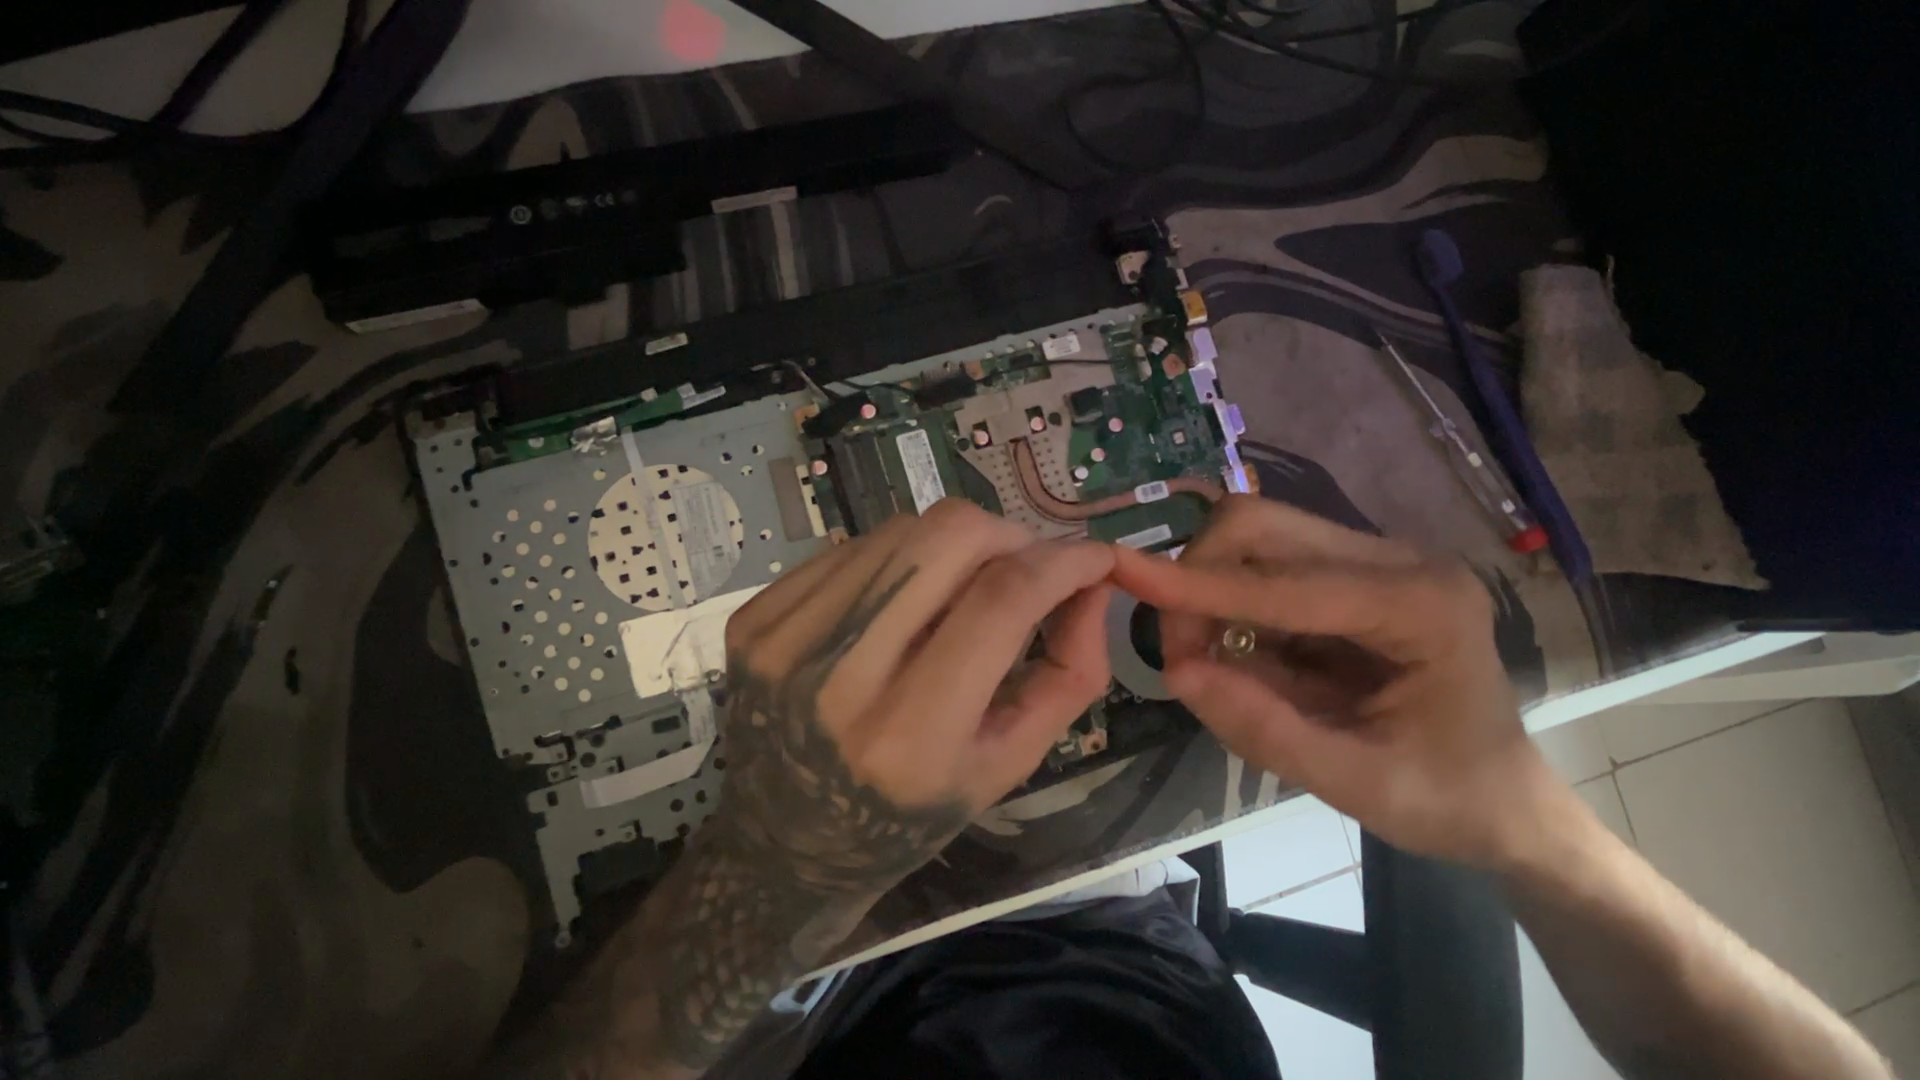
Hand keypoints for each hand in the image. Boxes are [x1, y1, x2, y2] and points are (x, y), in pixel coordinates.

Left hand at [719, 498, 1113, 897]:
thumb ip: (1068, 674)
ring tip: (964, 589)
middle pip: (948, 538)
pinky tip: (905, 602)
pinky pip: (854, 546)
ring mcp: (786, 638)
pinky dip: (900, 558)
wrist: (785, 839)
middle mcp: (839, 676)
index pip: (1002, 602)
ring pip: (902, 530)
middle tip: (1026, 568)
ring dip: (955, 545)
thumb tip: (1094, 584)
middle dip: (1009, 535)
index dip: (1063, 563)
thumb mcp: (1007, 765)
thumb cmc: (909, 815)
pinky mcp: (757, 616)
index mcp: (910, 735)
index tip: (1093, 557)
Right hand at [1111, 496, 1559, 868]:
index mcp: (1422, 606)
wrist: (1506, 802)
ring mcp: (1376, 561)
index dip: (1200, 586)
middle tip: (1180, 654)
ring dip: (1208, 590)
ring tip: (1203, 661)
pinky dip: (1229, 605)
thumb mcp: (1358, 785)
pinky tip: (1236, 654)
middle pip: (1264, 526)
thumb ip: (1266, 729)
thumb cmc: (1447, 800)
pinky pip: (1264, 569)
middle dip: (1200, 579)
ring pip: (1256, 538)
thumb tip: (1178, 672)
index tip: (1123, 574)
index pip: (1287, 582)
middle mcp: (1400, 561)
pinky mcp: (1350, 575)